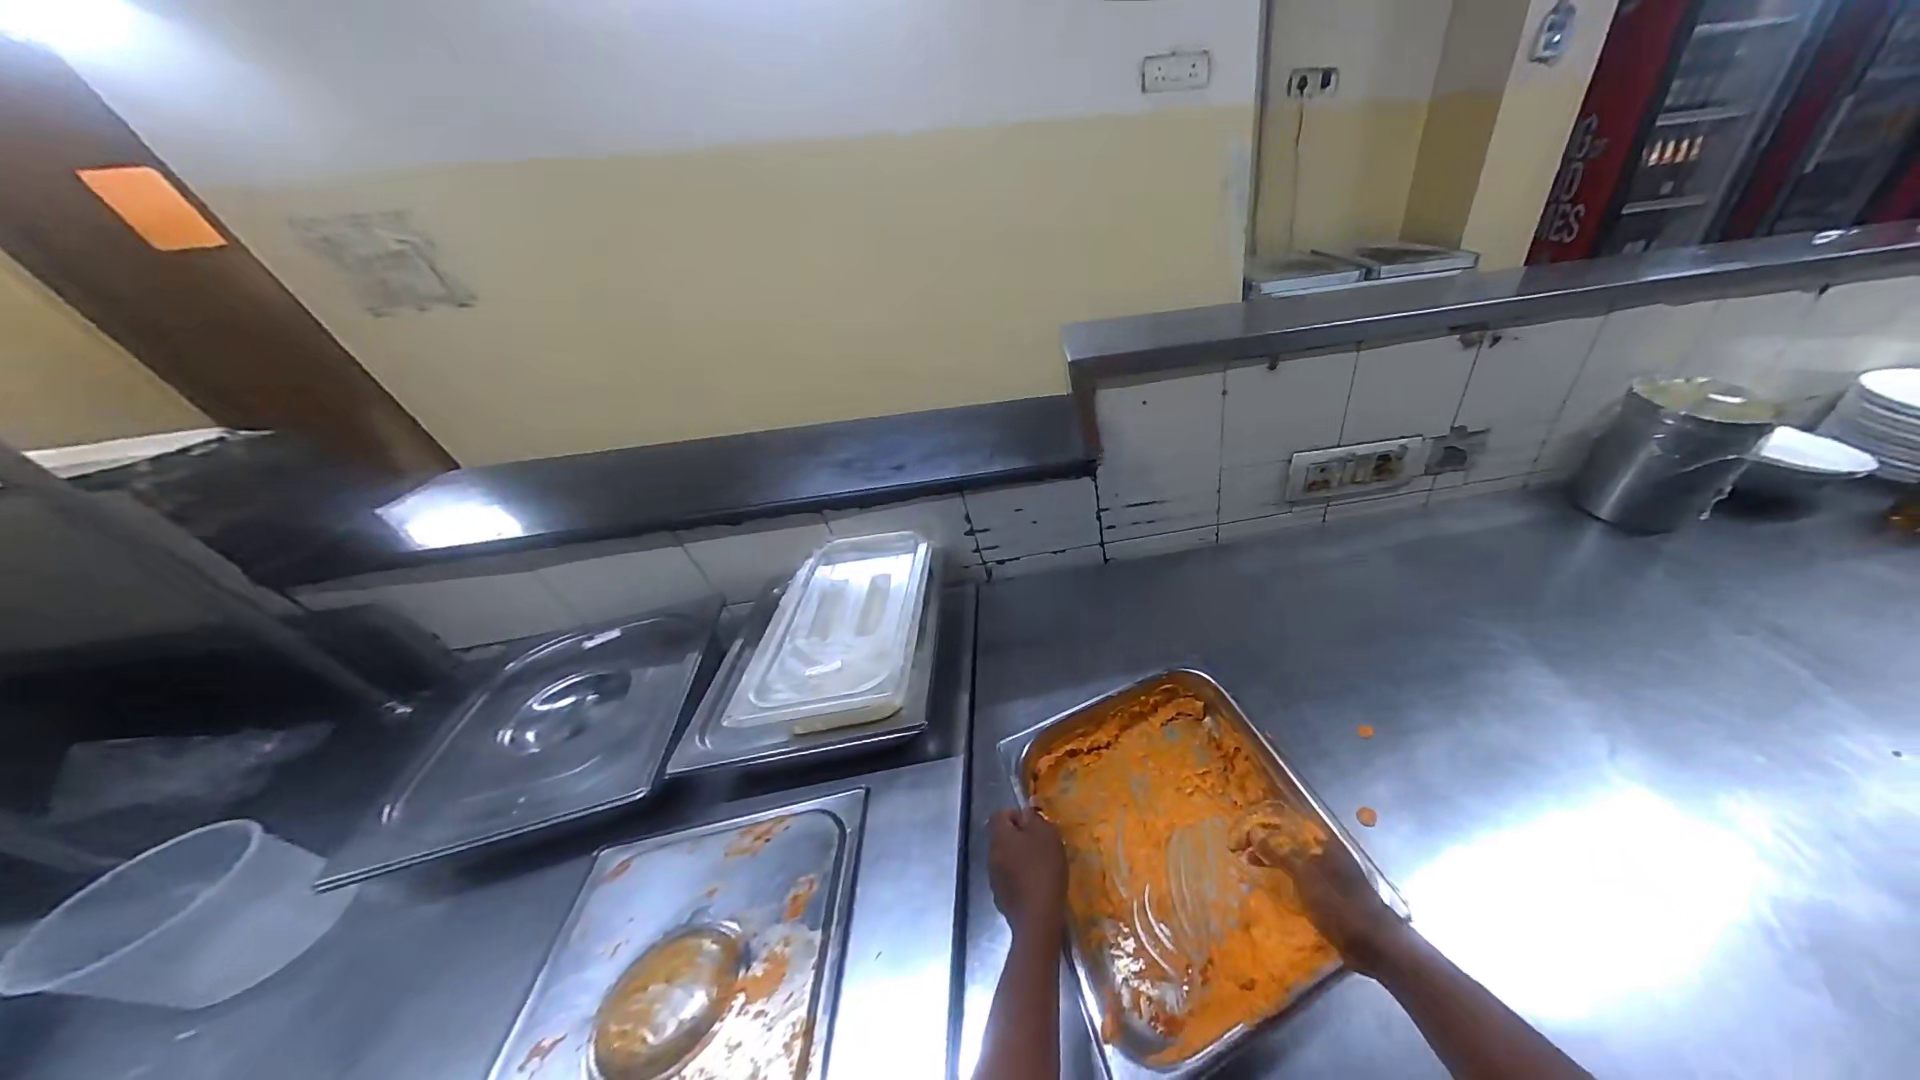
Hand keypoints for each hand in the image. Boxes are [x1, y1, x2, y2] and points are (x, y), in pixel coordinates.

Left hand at [988, 807, 1066, 938]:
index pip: (999, 814)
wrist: (1038, 918)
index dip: (1016, 815)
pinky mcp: (1000, 897)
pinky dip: (1020, 878)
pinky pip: (1009, 878)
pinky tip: (1036, 886)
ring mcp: (993, 878)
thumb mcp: (1047, 836)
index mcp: (999, 836)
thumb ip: (1035, 818)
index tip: (1035, 825)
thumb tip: (1027, 809)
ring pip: (1006, 858)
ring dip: (1020, 858)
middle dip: (1021, 837)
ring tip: (1042, 867)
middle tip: (1043, 845)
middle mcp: (991, 854)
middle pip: (1003, 837)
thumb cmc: (1043, 870)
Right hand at [1252, 837, 1407, 976]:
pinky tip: (1271, 882)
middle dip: (1264, 840)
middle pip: (1289, 838)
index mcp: (1324, 842)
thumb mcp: (1306, 876)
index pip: (1288, 821)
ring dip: (1271, 857)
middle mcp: (1326, 852)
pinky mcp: (1328, 893)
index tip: (1242, 830)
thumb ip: (1280, 853)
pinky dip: (1283, 875)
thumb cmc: (1341, 906)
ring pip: (1293, 857)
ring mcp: (1328, 873)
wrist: (1376, 945)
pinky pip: (1299, 876)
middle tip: (1240, 847)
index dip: (1264, 823)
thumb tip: (1254, 833)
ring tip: (1249, 862)